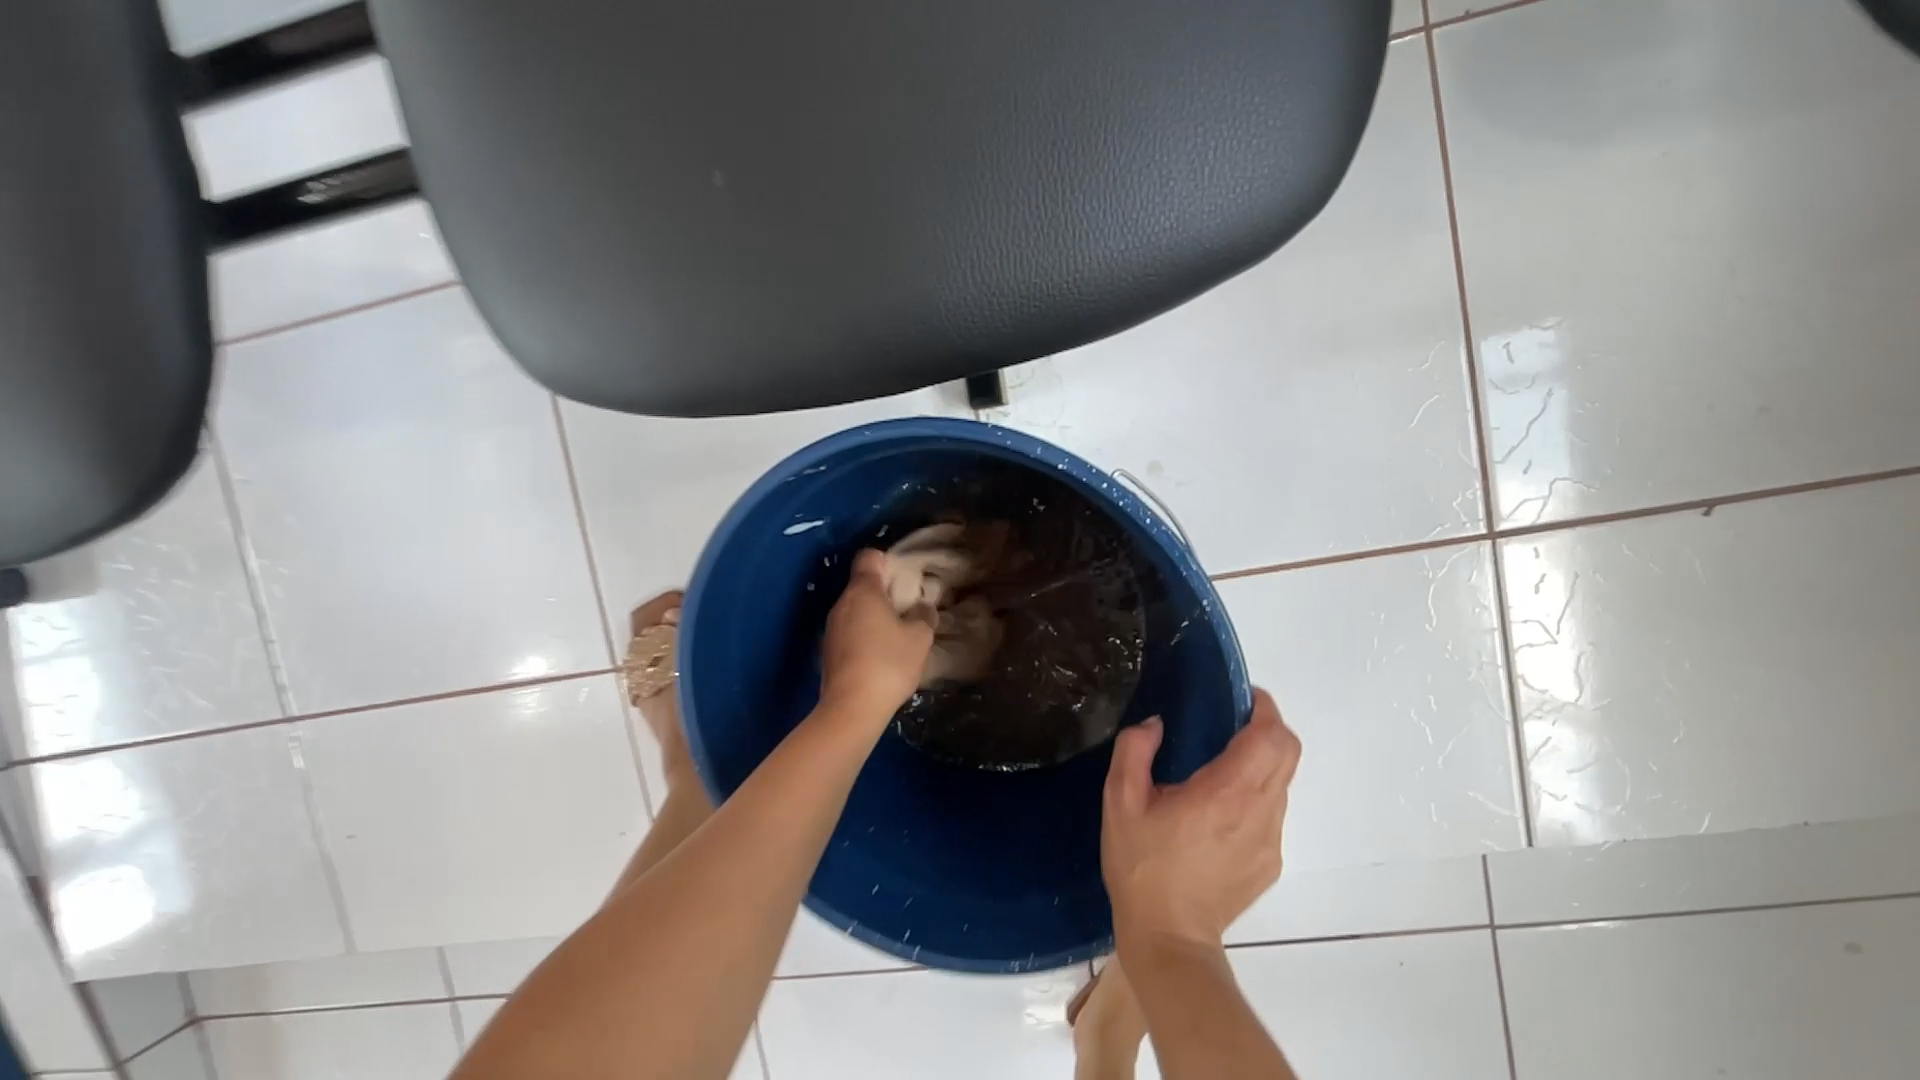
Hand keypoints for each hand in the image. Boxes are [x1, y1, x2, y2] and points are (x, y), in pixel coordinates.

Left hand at [819, 550, 935, 723]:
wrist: (852, 708)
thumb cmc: (888, 663)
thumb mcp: (920, 638)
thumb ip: (923, 616)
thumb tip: (921, 608)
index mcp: (862, 591)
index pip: (869, 557)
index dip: (888, 562)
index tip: (905, 578)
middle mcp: (841, 604)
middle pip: (862, 586)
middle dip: (884, 594)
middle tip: (909, 609)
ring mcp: (831, 629)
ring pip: (855, 611)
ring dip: (874, 618)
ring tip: (898, 636)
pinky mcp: (827, 653)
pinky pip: (849, 633)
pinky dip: (864, 638)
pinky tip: (881, 657)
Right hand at [1101, 689, 1300, 950]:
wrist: (1168, 938)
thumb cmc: (1142, 866)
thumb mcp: (1120, 802)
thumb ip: (1134, 750)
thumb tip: (1155, 724)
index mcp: (1227, 792)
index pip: (1271, 737)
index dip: (1263, 708)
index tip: (1242, 697)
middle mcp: (1260, 812)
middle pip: (1288, 754)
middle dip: (1267, 729)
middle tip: (1231, 722)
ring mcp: (1271, 840)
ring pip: (1280, 784)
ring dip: (1259, 764)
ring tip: (1217, 770)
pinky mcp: (1270, 862)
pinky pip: (1271, 813)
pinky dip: (1254, 797)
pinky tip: (1216, 815)